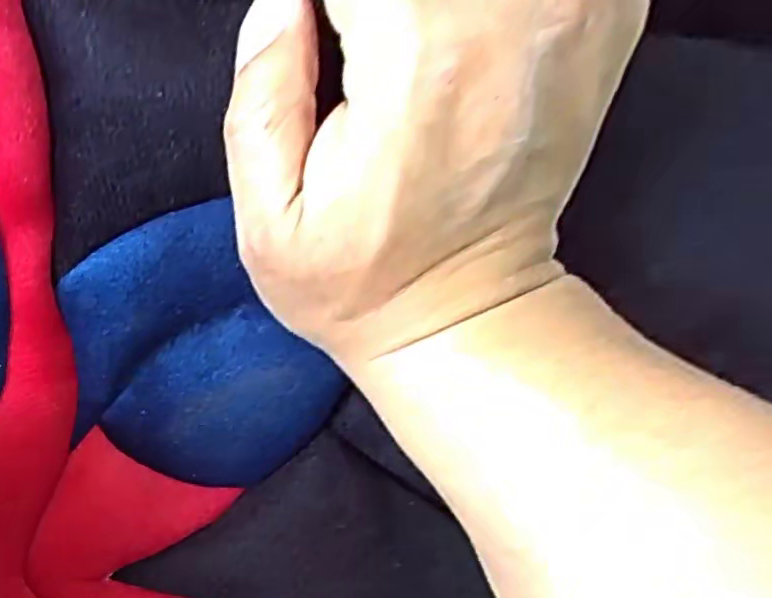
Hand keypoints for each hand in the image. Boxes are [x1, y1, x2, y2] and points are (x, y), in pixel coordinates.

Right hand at [222, 0, 645, 367]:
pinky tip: (428, 51)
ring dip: (404, 11)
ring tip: (374, 61)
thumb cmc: (347, 275)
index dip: (309, 6)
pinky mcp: (598, 13)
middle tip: (330, 60)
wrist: (450, 305)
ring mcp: (574, 8)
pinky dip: (453, 10)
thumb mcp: (264, 218)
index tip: (295, 46)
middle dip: (356, 7)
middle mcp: (516, 15)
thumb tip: (277, 7)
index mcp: (419, 64)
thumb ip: (261, 102)